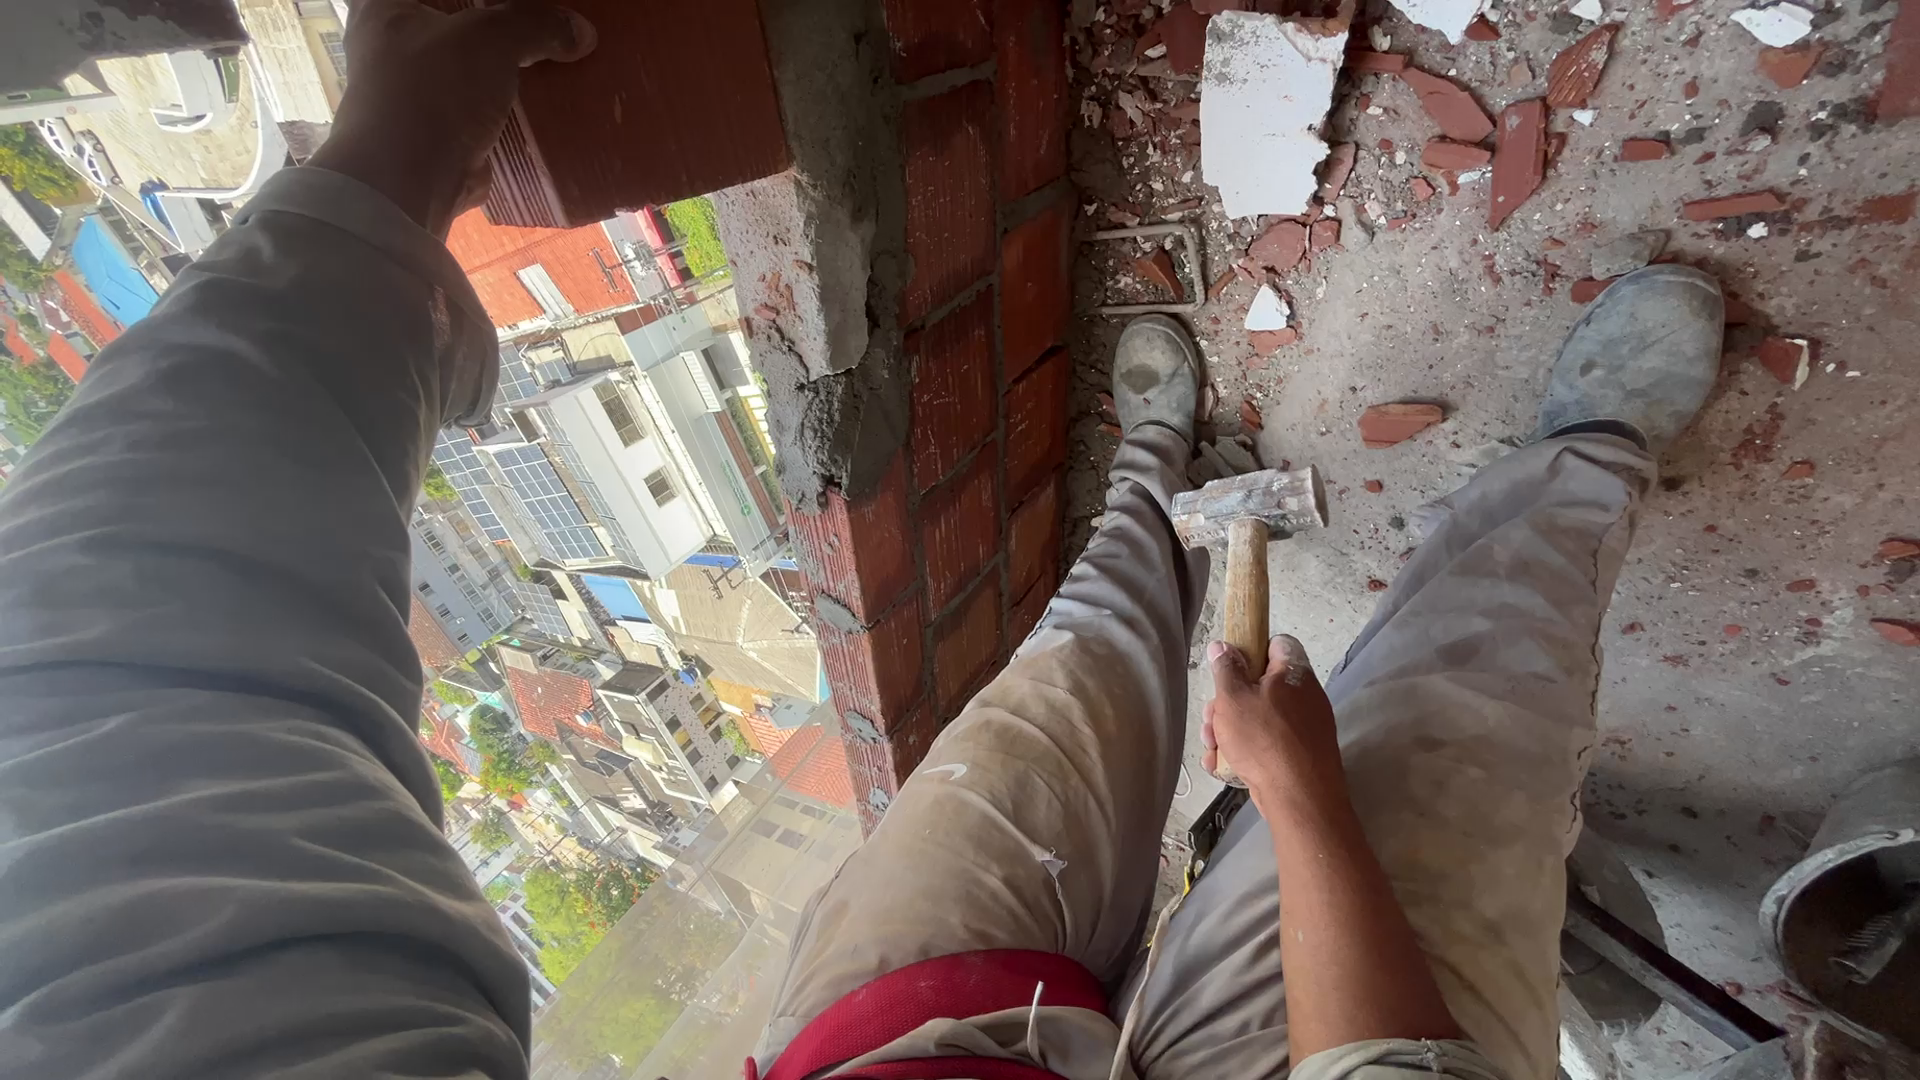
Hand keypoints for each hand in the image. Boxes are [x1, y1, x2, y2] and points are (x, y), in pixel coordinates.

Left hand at [307, 0, 595, 236]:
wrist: (411, 176)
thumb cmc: (434, 89)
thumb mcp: (489, 40)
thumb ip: (534, 25)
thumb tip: (582, 30)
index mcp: (388, 0)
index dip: (489, 1)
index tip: (532, 10)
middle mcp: (394, 38)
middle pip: (460, 23)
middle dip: (505, 28)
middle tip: (548, 32)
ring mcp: (415, 87)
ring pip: (473, 66)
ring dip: (512, 70)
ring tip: (554, 69)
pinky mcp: (439, 127)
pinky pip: (482, 106)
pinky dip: (511, 109)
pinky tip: (542, 112)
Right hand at [1203, 635, 1347, 813]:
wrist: (1301, 799)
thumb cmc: (1264, 740)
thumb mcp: (1233, 698)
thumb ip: (1226, 669)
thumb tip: (1222, 645)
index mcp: (1292, 673)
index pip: (1276, 643)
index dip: (1251, 649)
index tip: (1229, 668)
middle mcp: (1304, 695)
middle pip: (1258, 684)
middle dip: (1227, 701)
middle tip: (1211, 719)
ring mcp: (1304, 726)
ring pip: (1258, 715)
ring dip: (1229, 728)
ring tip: (1212, 747)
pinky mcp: (1300, 753)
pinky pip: (1267, 740)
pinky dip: (1245, 748)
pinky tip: (1222, 764)